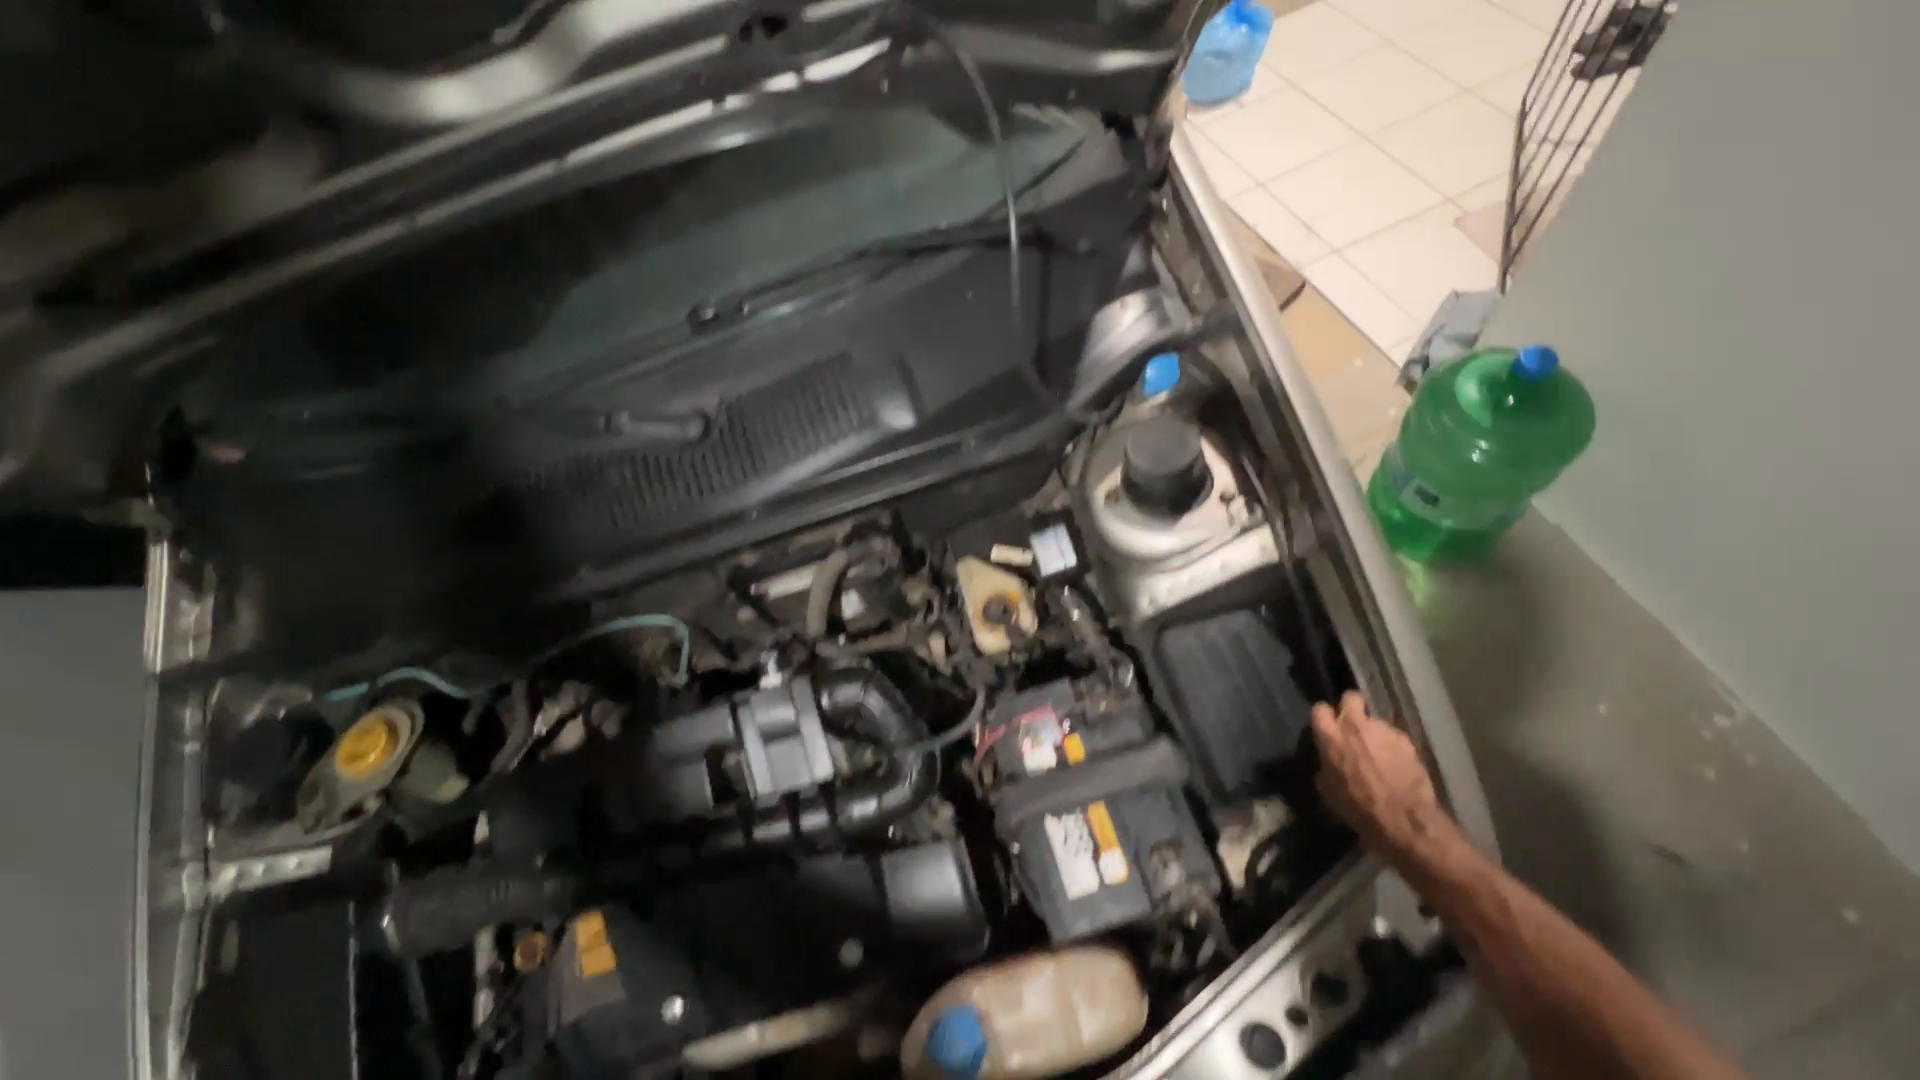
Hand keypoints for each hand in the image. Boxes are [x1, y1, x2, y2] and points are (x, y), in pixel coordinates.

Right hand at [1312, 692, 1448, 856]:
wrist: (1401, 817)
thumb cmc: (1357, 806)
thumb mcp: (1327, 790)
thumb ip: (1325, 765)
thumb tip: (1328, 761)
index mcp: (1331, 736)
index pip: (1320, 708)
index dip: (1323, 717)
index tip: (1325, 728)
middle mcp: (1356, 725)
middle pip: (1351, 697)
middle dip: (1350, 707)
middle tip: (1352, 727)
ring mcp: (1383, 730)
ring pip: (1375, 721)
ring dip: (1374, 734)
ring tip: (1379, 755)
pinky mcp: (1406, 740)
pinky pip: (1394, 738)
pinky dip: (1392, 747)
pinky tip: (1396, 765)